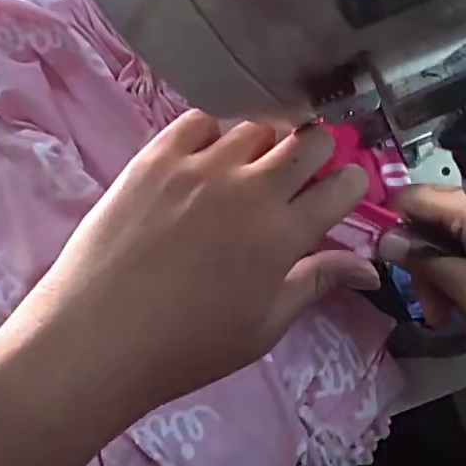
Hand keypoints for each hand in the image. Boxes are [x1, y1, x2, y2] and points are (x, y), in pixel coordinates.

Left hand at [0, 111, 376, 412]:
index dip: (352, 184)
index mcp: (284, 234)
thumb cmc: (188, 346)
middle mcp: (253, 189)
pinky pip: (202, 119)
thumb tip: (372, 270)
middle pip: (311, 139)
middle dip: (319, 152)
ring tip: (249, 168)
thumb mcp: (266, 325)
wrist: (94, 342)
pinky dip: (213, 133)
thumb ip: (319, 282)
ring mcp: (203, 166)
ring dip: (267, 143)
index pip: (345, 183)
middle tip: (300, 174)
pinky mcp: (158, 156)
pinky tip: (205, 158)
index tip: (340, 193)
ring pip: (260, 125)